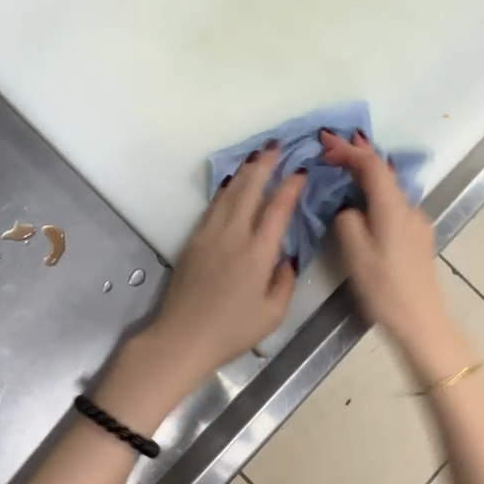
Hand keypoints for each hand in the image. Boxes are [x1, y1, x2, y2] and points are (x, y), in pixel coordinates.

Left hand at [141, 144, 305, 383]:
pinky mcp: (193, 241)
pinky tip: (231, 183)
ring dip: (245, 172)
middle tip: (276, 146)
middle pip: (251, 190)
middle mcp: (234, 235)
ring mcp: (210, 235)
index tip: (301, 171)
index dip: (291, 187)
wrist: (183, 337)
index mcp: (258, 253)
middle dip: (265, 165)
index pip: (278, 209)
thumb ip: (284, 282)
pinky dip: (225, 191)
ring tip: (257, 156)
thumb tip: (287, 258)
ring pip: (230, 194)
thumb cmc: (232, 331)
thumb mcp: (272, 314)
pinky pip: (213, 207)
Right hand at [322, 131, 460, 368]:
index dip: (348, 150)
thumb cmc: (385, 288)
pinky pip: (392, 205)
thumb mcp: (355, 254)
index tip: (323, 143)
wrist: (421, 320)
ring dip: (365, 175)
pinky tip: (361, 202)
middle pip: (383, 172)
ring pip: (388, 188)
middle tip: (330, 146)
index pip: (372, 165)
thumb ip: (347, 221)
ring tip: (342, 168)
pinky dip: (374, 194)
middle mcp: (409, 208)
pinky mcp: (417, 237)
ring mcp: (416, 222)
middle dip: (357, 156)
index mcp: (392, 207)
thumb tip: (348, 209)